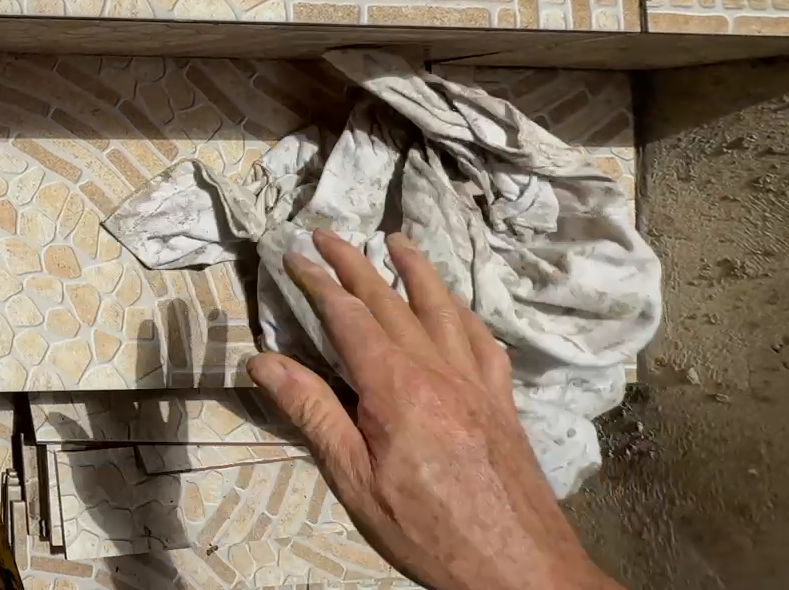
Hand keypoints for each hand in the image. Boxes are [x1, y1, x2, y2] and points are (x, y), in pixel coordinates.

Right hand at [246, 229, 621, 589]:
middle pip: (391, 301)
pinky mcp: (503, 403)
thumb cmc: (429, 530)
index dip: (317, 281)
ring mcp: (477, 384)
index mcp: (396, 386)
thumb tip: (261, 360)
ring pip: (443, 310)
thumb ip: (311, 412)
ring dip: (416, 270)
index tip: (292, 255)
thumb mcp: (354, 479)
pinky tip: (455, 308)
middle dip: (353, 262)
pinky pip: (483, 343)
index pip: (347, 315)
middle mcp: (438, 371)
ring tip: (397, 242)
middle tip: (326, 234)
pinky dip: (463, 314)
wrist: (527, 578)